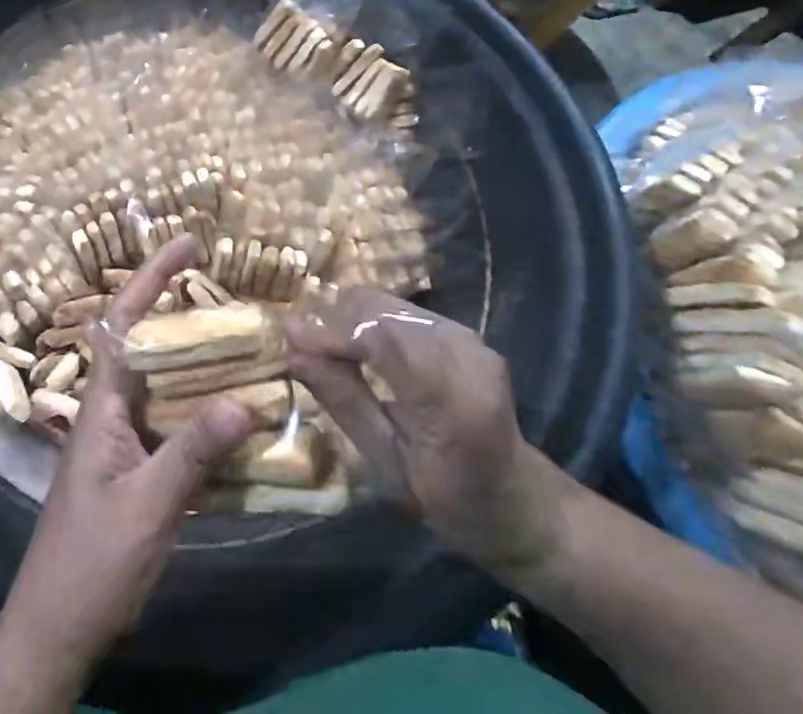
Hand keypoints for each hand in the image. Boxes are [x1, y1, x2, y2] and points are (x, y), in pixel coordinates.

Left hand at [0, 235, 253, 708]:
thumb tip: (245, 401)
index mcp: (102, 407)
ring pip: (168, 386)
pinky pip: (178, 424)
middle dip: (188, 315)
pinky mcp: (140, 469)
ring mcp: (126, 442)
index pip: (123, 325)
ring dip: (204, 364)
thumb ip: (193, 453)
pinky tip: (243, 415)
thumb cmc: (91, 563)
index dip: (152, 278)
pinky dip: (209, 411)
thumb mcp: (146, 506)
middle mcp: (113, 413)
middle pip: (151, 347)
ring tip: (252, 347)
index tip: (188, 244)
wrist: (57, 628)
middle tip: (239, 298)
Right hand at [284, 288, 580, 580]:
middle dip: (335, 319)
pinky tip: (356, 348)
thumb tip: (293, 350)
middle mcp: (466, 354)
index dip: (331, 330)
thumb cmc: (448, 500)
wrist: (514, 498)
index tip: (288, 335)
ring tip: (324, 348)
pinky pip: (404, 311)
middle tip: (301, 346)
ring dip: (350, 317)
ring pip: (390, 302)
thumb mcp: (386, 464)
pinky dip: (371, 321)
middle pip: (384, 308)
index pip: (384, 338)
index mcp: (451, 400)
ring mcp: (470, 337)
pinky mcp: (465, 331)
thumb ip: (342, 400)